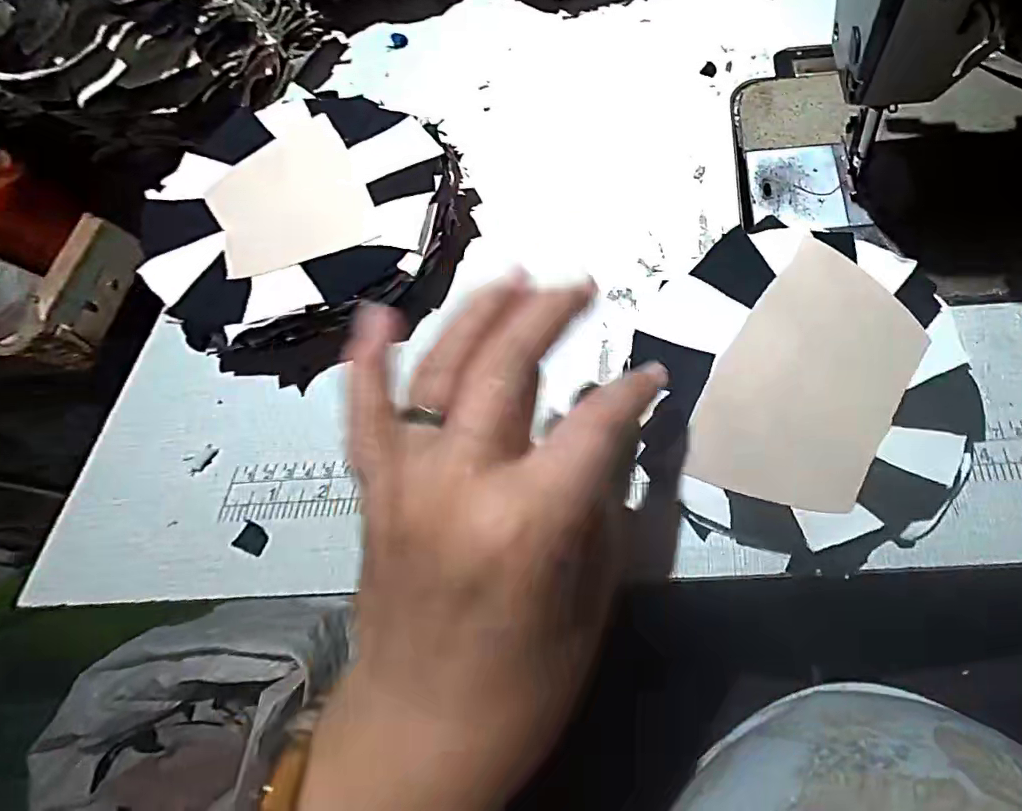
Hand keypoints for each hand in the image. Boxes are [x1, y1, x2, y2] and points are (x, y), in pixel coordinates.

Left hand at [299, 273, 666, 810]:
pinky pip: (365, 419)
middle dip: (550, 317)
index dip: (633, 391)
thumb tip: (612, 427)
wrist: (417, 745)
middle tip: (583, 286)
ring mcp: (407, 487)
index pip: (596, 421)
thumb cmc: (529, 675)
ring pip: (437, 376)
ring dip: (477, 317)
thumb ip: (600, 492)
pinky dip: (368, 364)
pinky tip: (380, 318)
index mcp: (531, 518)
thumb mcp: (594, 584)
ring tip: (512, 276)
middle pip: (506, 371)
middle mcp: (462, 486)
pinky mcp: (376, 498)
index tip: (655, 378)